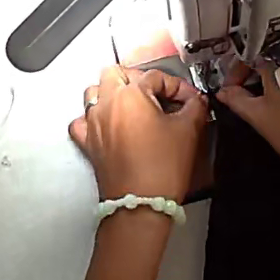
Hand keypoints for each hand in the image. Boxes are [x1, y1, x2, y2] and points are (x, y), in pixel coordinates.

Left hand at [69, 65, 208, 204]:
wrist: (141, 205)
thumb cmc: (161, 169)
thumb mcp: (188, 130)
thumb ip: (195, 107)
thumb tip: (196, 102)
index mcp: (131, 94)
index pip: (156, 76)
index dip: (177, 86)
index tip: (190, 100)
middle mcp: (106, 104)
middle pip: (116, 74)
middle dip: (138, 79)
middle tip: (158, 94)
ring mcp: (93, 124)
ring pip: (94, 92)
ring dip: (113, 93)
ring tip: (135, 106)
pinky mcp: (89, 144)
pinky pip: (83, 121)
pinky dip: (94, 118)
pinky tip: (111, 125)